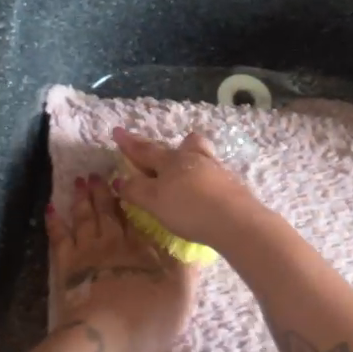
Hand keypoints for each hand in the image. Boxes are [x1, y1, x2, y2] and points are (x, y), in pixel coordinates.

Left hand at [49, 174, 198, 351]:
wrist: (108, 336)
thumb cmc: (150, 319)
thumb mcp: (181, 294)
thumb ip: (185, 267)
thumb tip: (191, 242)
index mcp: (142, 247)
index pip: (137, 215)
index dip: (132, 196)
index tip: (128, 178)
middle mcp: (115, 241)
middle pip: (108, 210)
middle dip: (103, 190)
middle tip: (97, 173)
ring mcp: (88, 251)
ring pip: (85, 217)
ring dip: (82, 198)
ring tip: (80, 181)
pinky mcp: (66, 264)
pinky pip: (59, 237)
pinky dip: (55, 221)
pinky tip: (51, 208)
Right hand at [111, 128, 269, 252]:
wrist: (235, 220)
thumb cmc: (188, 208)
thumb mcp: (154, 201)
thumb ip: (135, 190)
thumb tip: (119, 180)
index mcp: (170, 160)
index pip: (145, 150)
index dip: (130, 143)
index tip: (117, 131)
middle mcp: (193, 158)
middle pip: (182, 145)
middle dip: (172, 146)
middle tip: (168, 149)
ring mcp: (216, 169)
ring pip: (201, 155)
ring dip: (193, 158)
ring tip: (189, 169)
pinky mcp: (232, 185)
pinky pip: (214, 174)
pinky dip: (206, 179)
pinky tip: (206, 191)